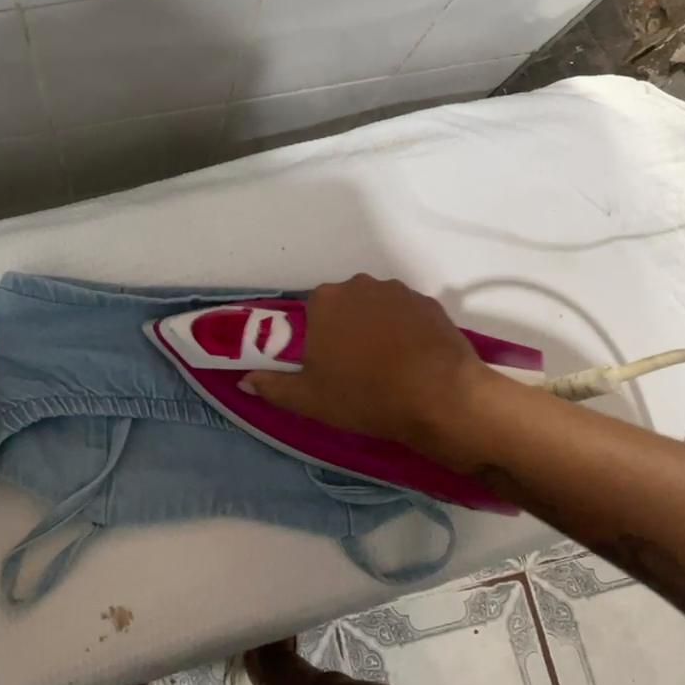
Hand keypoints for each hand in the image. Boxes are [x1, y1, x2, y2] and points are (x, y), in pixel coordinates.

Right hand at [242, 275, 501, 456]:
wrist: (439, 396)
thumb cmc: (365, 394)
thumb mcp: (309, 399)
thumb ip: (272, 385)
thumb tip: (245, 379)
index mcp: (324, 300)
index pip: (312, 315)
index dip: (317, 342)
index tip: (327, 368)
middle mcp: (359, 285)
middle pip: (345, 308)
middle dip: (347, 332)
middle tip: (356, 372)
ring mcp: (398, 292)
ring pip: (377, 310)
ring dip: (377, 331)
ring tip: (388, 370)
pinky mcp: (429, 304)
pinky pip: (408, 317)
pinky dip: (407, 334)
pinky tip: (414, 363)